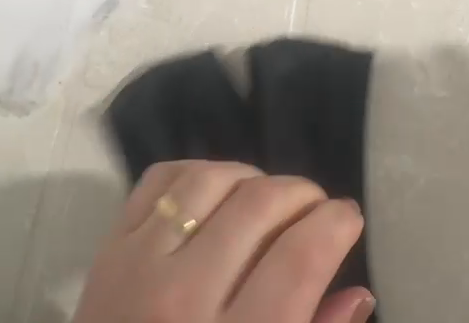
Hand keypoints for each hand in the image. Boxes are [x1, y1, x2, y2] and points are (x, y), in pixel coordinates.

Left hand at [70, 160, 373, 322]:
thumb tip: (359, 292)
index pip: (299, 259)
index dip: (335, 225)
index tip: (348, 218)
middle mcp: (184, 297)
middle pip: (258, 206)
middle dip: (302, 193)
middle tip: (316, 207)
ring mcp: (139, 264)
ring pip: (211, 179)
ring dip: (252, 177)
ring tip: (269, 199)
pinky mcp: (109, 247)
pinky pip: (162, 178)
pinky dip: (198, 171)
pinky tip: (220, 191)